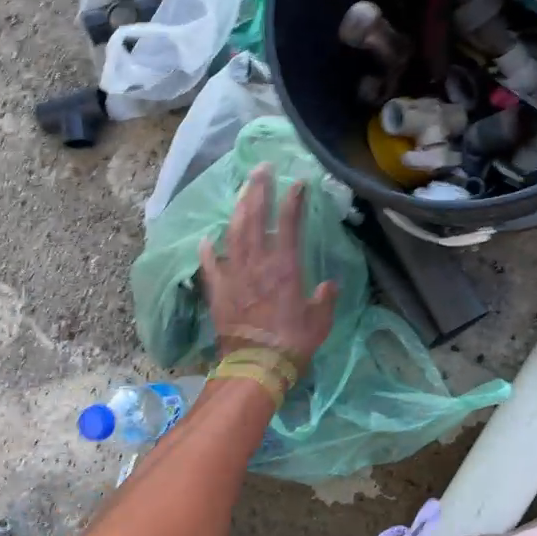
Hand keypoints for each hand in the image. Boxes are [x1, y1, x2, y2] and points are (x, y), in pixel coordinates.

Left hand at [198, 164, 339, 371]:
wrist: (255, 366)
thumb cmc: (292, 344)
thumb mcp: (319, 321)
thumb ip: (324, 299)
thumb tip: (330, 285)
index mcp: (285, 268)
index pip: (290, 224)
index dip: (294, 200)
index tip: (298, 183)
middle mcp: (258, 264)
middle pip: (256, 218)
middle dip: (260, 190)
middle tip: (262, 168)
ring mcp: (234, 275)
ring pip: (233, 233)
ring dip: (238, 209)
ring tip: (242, 191)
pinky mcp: (217, 291)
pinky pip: (210, 265)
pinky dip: (208, 250)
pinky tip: (207, 239)